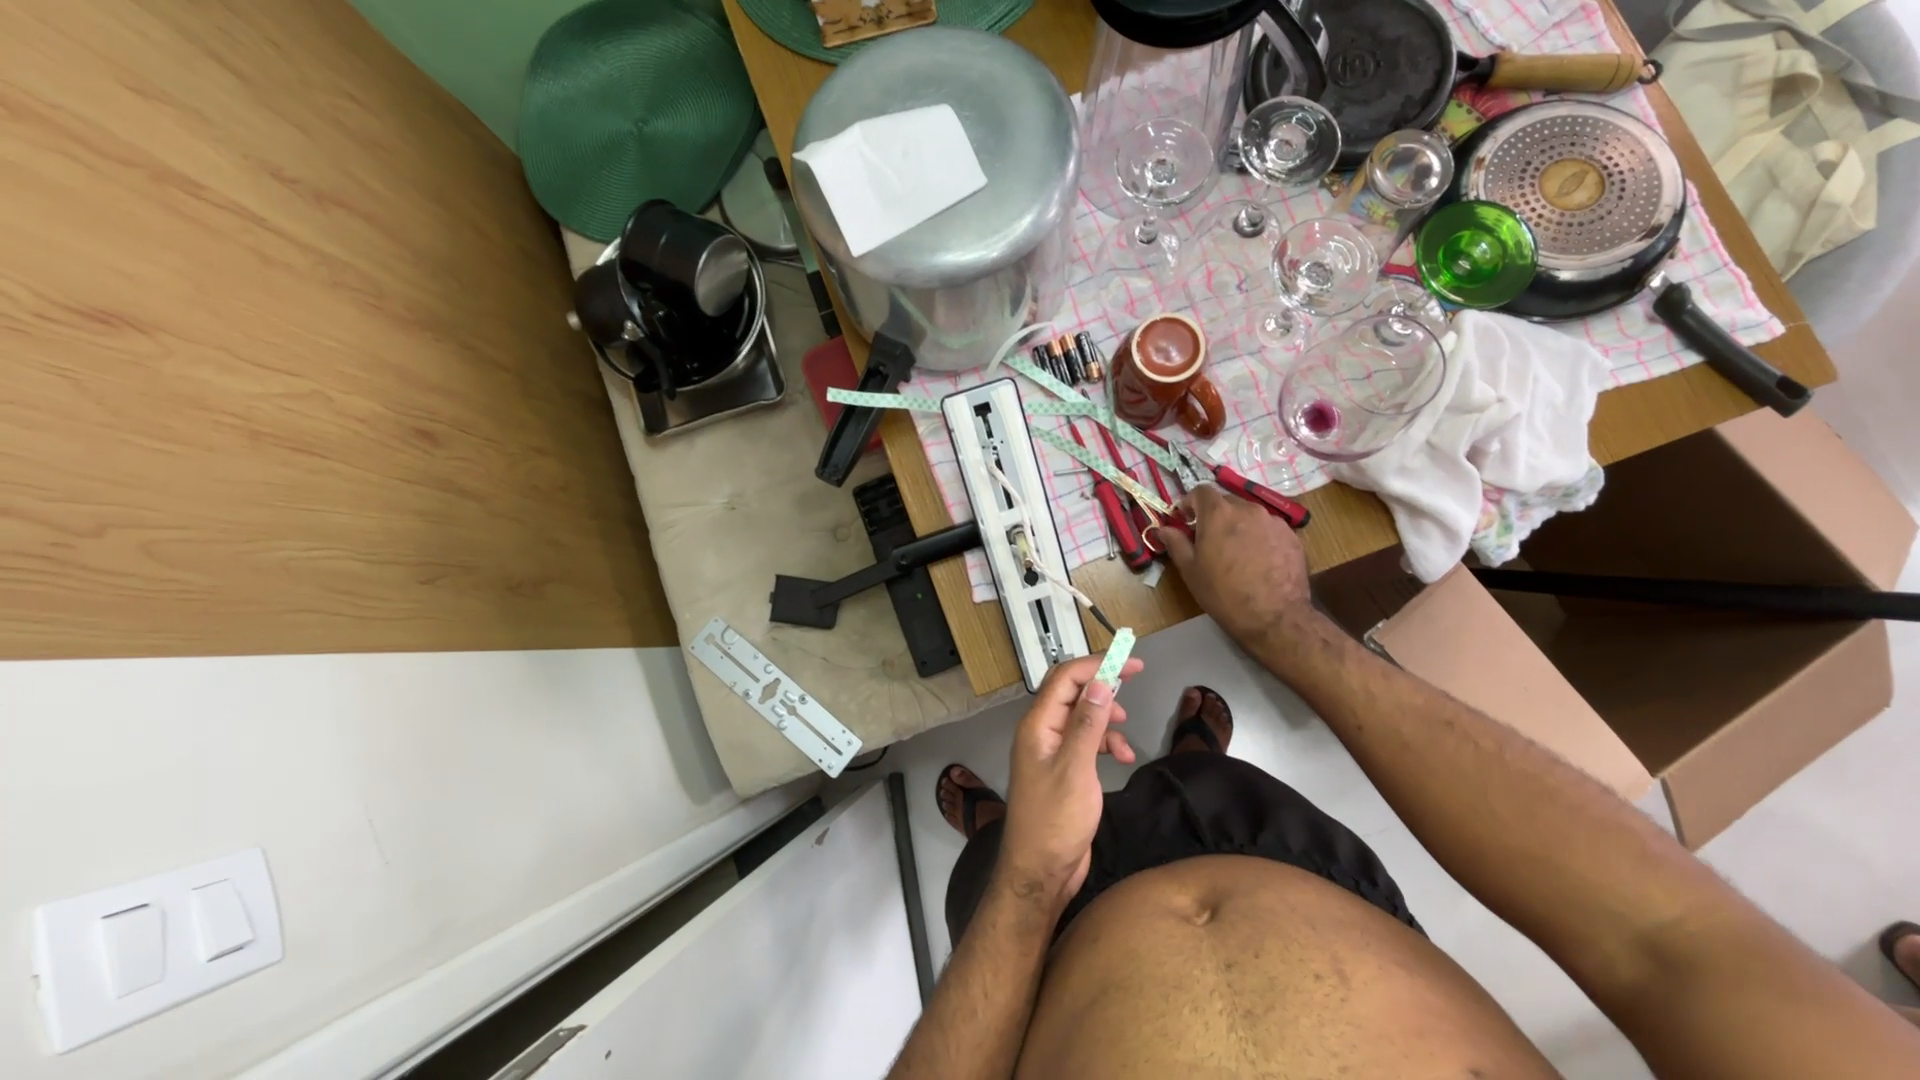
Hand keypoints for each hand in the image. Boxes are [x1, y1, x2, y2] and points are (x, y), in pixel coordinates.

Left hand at [996, 653, 1142, 909]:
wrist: (1041, 871)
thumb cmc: (1054, 821)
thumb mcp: (1076, 769)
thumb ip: (1087, 724)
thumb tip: (1100, 682)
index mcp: (1037, 726)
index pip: (1065, 679)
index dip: (1097, 664)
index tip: (1131, 662)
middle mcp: (1041, 733)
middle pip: (1072, 692)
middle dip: (1103, 684)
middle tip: (1135, 677)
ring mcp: (1051, 752)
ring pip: (1082, 717)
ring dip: (1106, 717)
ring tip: (1126, 730)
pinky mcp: (1064, 771)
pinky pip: (1085, 743)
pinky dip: (1106, 743)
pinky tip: (1123, 757)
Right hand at [1159, 484, 1314, 645]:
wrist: (1274, 616)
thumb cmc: (1223, 593)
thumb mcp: (1190, 571)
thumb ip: (1176, 543)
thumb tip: (1164, 529)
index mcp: (1218, 514)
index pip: (1201, 491)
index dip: (1191, 503)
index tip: (1186, 519)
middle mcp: (1248, 509)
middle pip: (1227, 502)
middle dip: (1215, 516)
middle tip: (1210, 540)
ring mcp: (1273, 521)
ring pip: (1250, 515)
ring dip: (1239, 526)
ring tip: (1237, 552)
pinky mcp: (1292, 536)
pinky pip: (1269, 528)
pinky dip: (1260, 537)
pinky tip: (1259, 561)